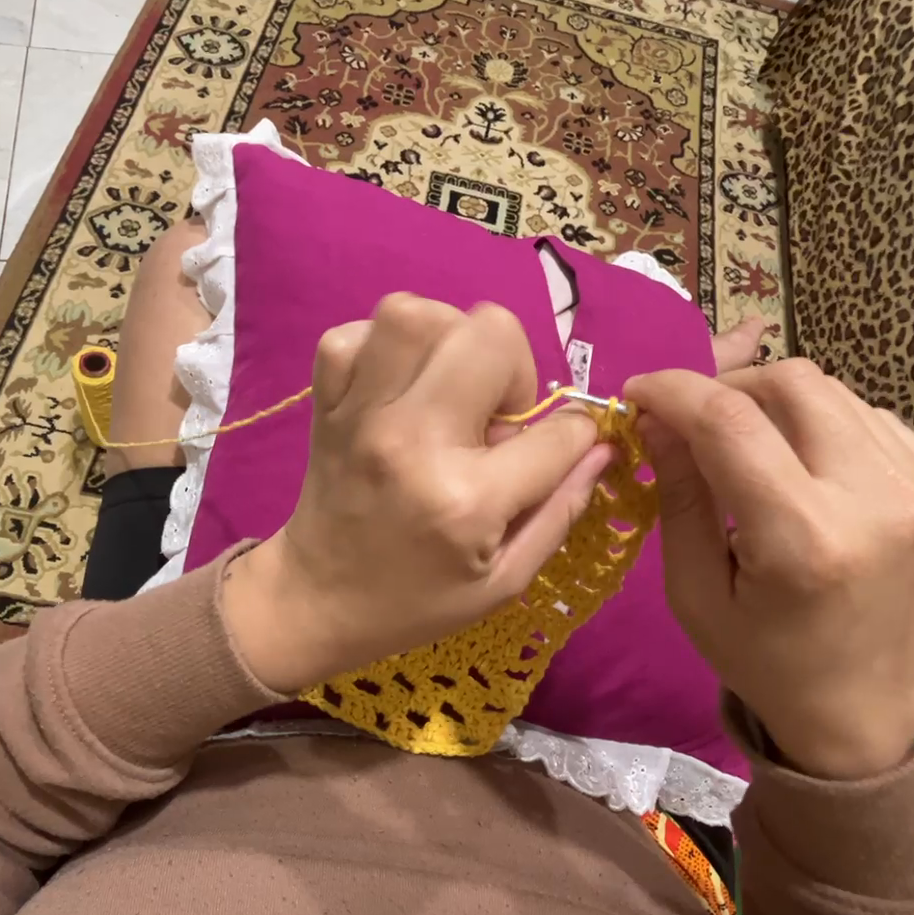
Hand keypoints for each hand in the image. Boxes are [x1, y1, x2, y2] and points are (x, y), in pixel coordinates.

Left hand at [224, 294, 613, 692]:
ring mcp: (360, 413)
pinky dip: (382, 347)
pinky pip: (354, 332)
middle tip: (492, 415)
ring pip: (416, 313)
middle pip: (489, 333)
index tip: (557, 447)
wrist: (313, 600)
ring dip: (448, 341)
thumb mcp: (502, 581)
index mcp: (466, 498)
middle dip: (512, 367)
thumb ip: (561, 510)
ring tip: (446, 388)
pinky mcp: (324, 403)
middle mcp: (412, 439)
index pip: (557, 431)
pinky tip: (396, 388)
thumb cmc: (414, 601)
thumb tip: (599, 443)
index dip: (575, 434)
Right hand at [624, 361, 913, 779]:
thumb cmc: (759, 657)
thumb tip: (658, 418)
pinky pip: (875, 420)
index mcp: (805, 541)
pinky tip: (806, 468)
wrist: (861, 708)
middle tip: (694, 418)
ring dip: (776, 405)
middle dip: (728, 386)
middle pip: (793, 384)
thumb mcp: (693, 590)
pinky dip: (825, 427)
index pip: (731, 424)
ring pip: (836, 393)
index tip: (639, 390)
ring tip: (747, 445)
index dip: (676, 391)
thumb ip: (678, 497)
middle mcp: (882, 504)